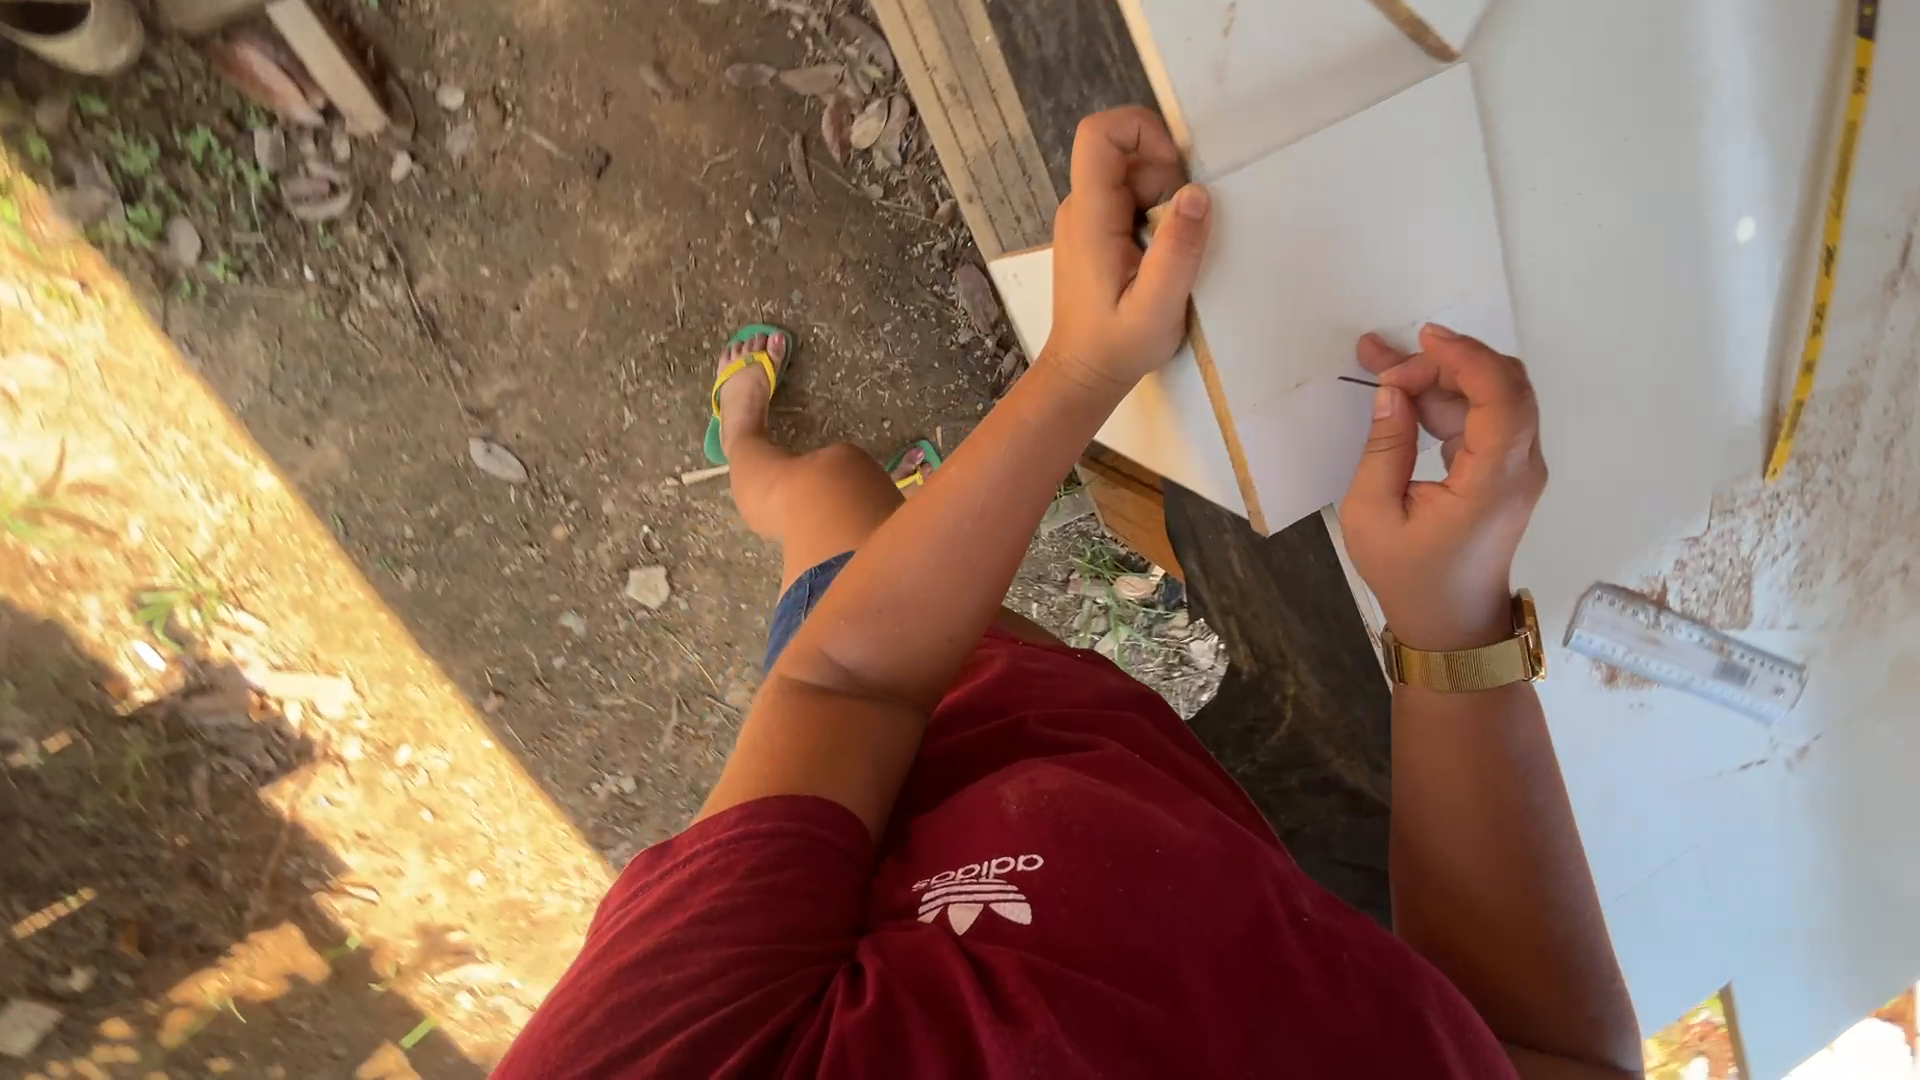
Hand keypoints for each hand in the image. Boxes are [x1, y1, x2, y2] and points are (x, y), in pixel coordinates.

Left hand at [1045, 107, 1212, 389]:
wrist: (1083, 374)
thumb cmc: (1116, 346)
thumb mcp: (1156, 307)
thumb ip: (1177, 252)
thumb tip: (1197, 193)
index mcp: (1089, 217)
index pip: (1099, 134)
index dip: (1142, 132)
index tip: (1175, 173)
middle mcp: (1080, 209)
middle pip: (1124, 154)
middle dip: (1164, 177)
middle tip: (1177, 232)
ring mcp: (1085, 221)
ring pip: (1130, 178)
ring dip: (1162, 202)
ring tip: (1166, 254)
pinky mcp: (1094, 236)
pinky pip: (1128, 203)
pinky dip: (1152, 218)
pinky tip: (1156, 260)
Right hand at [1338, 324, 1547, 651]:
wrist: (1448, 618)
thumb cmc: (1407, 573)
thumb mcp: (1372, 513)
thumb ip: (1384, 448)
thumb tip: (1390, 394)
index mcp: (1494, 479)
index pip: (1501, 396)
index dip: (1466, 358)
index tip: (1423, 338)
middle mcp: (1520, 465)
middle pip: (1500, 387)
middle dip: (1442, 365)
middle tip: (1382, 366)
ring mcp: (1516, 466)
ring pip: (1488, 399)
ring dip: (1436, 380)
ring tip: (1379, 368)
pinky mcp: (1501, 470)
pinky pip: (1479, 420)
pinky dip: (1440, 402)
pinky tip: (1401, 398)